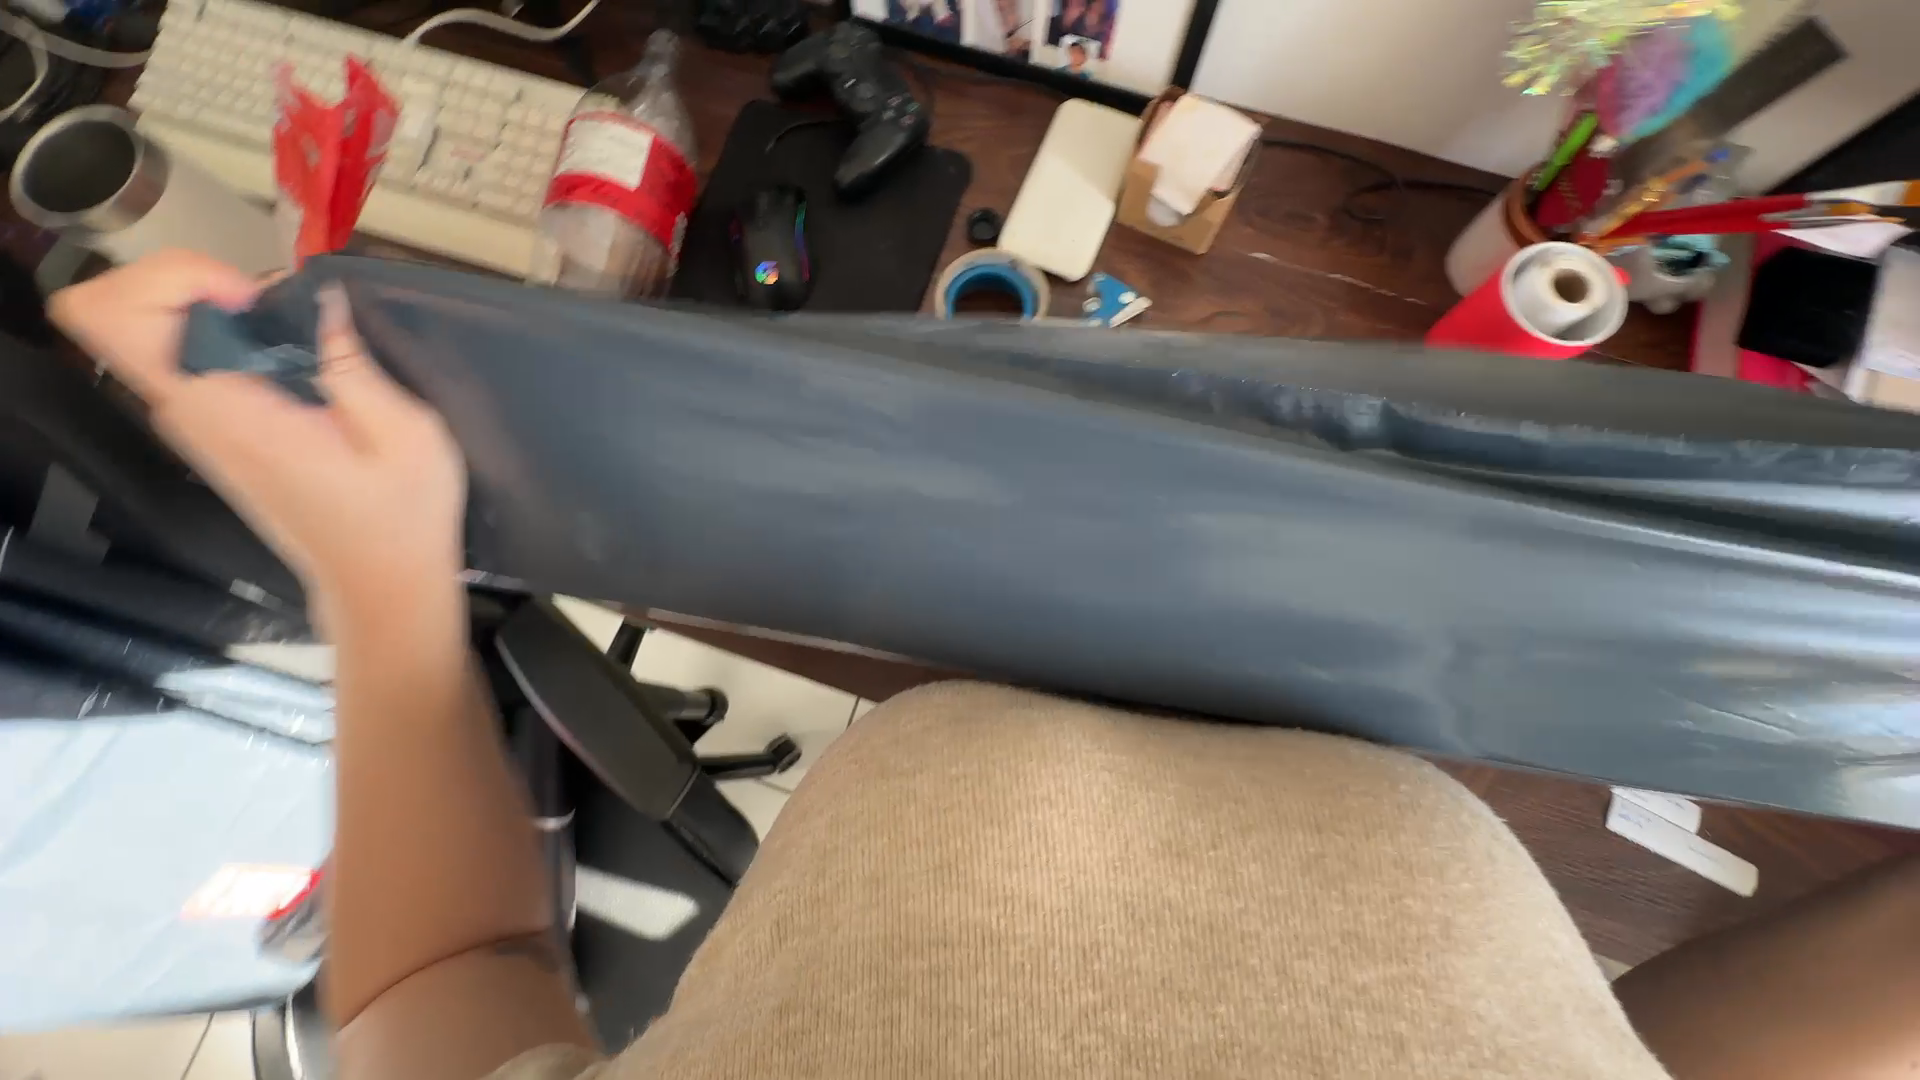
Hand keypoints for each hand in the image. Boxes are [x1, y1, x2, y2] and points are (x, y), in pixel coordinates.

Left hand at [49, 251, 465, 625]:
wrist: (382, 582)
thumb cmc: (403, 517)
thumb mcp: (409, 436)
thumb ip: (356, 366)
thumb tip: (321, 303)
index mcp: (226, 412)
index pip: (112, 313)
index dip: (174, 278)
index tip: (259, 300)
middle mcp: (190, 415)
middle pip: (123, 311)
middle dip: (199, 289)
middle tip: (286, 314)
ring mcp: (195, 428)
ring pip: (159, 334)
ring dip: (225, 319)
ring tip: (310, 347)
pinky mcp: (213, 437)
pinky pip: (194, 364)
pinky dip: (238, 348)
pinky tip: (305, 375)